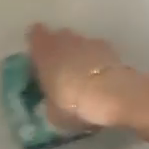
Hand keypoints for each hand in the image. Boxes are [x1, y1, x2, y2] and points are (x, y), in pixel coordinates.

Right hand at [27, 24, 141, 129]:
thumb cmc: (74, 103)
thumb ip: (49, 102)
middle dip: (58, 50)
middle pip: (58, 37)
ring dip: (78, 55)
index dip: (36, 45)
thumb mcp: (52, 112)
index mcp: (44, 52)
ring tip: (82, 77)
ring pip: (78, 43)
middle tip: (59, 71)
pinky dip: (96, 61)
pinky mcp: (110, 49)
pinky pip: (97, 51)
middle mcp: (65, 40)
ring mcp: (89, 42)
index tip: (38, 60)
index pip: (34, 35)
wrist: (114, 95)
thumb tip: (52, 102)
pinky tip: (99, 78)